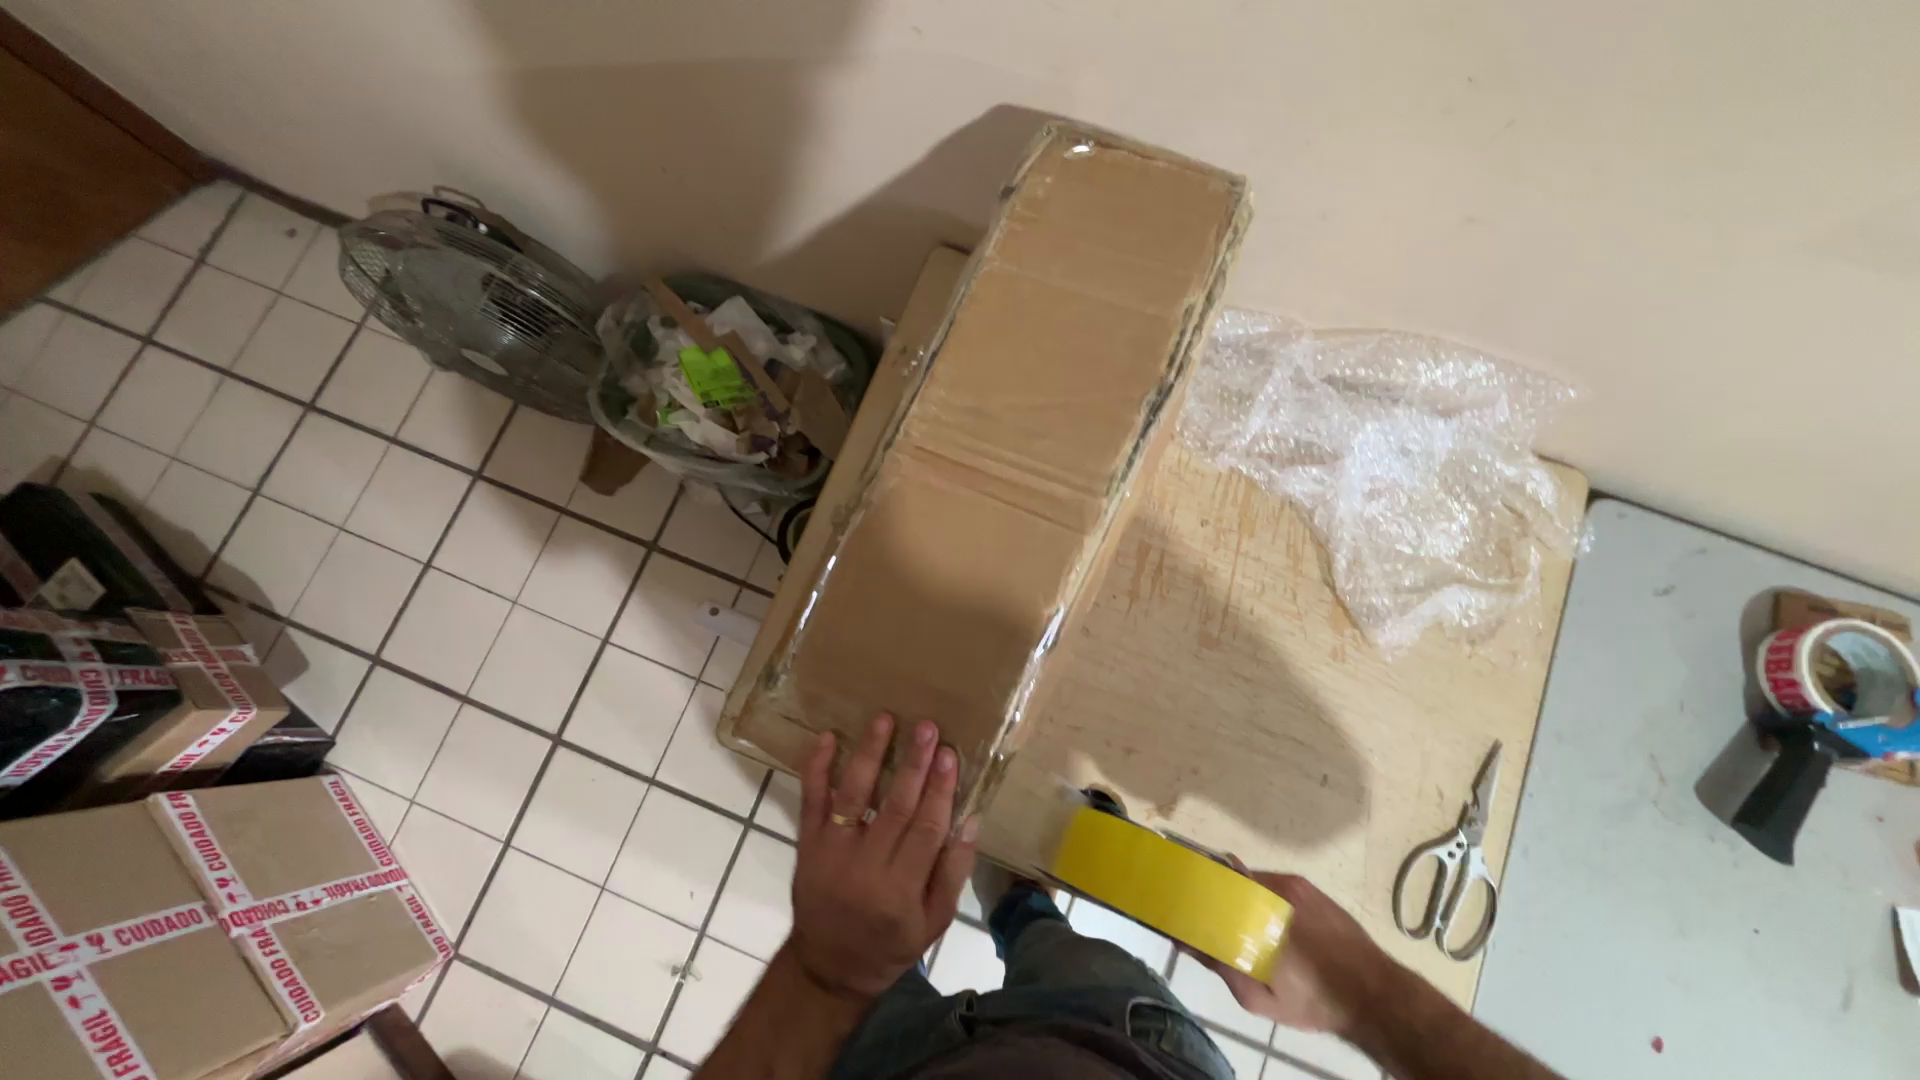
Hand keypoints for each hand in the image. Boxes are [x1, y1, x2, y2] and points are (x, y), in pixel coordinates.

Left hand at [787, 713, 978, 1000]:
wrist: (829, 967)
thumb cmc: (891, 943)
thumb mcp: (934, 922)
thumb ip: (953, 872)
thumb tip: (970, 820)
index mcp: (901, 890)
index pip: (926, 830)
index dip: (940, 790)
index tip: (950, 755)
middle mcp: (865, 868)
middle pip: (894, 807)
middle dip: (913, 765)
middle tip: (927, 728)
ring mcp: (832, 853)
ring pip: (852, 796)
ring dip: (868, 755)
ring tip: (883, 720)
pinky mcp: (808, 844)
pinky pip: (810, 801)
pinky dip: (815, 769)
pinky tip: (824, 738)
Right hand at [1196, 868, 1387, 1035]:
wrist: (1378, 997)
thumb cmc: (1316, 1000)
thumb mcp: (1261, 998)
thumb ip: (1222, 966)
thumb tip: (1185, 941)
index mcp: (1261, 909)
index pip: (1214, 884)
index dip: (1196, 892)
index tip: (1182, 905)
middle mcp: (1276, 886)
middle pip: (1232, 880)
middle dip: (1217, 896)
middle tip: (1208, 921)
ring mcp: (1296, 884)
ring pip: (1254, 882)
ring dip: (1243, 899)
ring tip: (1238, 926)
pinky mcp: (1312, 889)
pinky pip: (1276, 886)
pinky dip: (1265, 899)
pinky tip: (1268, 924)